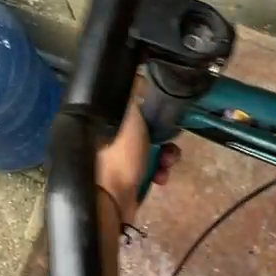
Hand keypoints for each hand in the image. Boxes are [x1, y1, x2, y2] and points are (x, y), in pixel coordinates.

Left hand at [95, 96, 177, 219]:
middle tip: (168, 148)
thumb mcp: (130, 113)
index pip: (136, 109)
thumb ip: (135, 93)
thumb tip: (141, 78)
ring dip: (166, 158)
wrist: (112, 197)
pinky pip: (151, 171)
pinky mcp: (129, 180)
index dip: (155, 113)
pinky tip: (159, 179)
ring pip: (153, 152)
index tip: (166, 119)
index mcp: (107, 120)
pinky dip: (159, 173)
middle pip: (148, 131)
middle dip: (165, 140)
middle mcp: (112, 138)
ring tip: (165, 166)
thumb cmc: (120, 154)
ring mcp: (120, 160)